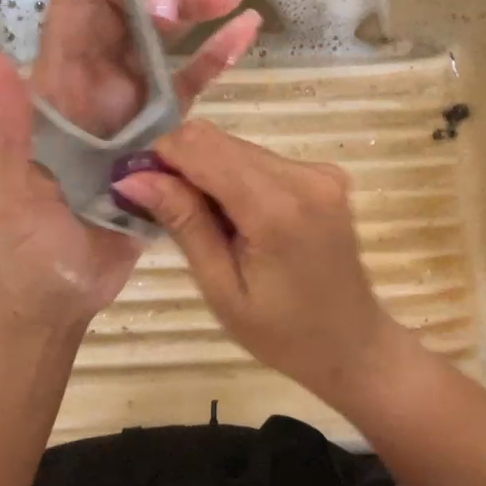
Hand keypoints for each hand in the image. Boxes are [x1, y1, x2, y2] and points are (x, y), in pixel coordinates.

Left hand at [0, 0, 262, 327]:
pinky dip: (216, 60)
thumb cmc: (24, 249)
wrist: (60, 294)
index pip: (65, 9)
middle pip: (122, 13)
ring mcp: (127, 110)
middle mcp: (91, 88)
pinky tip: (247, 36)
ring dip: (194, 14)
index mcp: (53, 92)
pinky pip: (189, 89)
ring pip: (161, 43)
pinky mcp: (158, 137)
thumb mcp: (4, 194)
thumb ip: (2, 131)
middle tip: (183, 3)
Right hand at [108, 121, 407, 400]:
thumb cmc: (281, 334)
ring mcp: (319, 172)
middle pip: (218, 141)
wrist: (352, 344)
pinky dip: (236, 180)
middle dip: (180, 165)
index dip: (161, 158)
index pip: (202, 148)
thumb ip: (184, 223)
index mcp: (277, 209)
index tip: (136, 188)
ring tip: (205, 226)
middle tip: (163, 211)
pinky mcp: (324, 175)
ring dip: (208, 174)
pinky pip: (261, 160)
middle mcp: (303, 177)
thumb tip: (133, 178)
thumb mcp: (221, 288)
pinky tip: (237, 221)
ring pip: (237, 147)